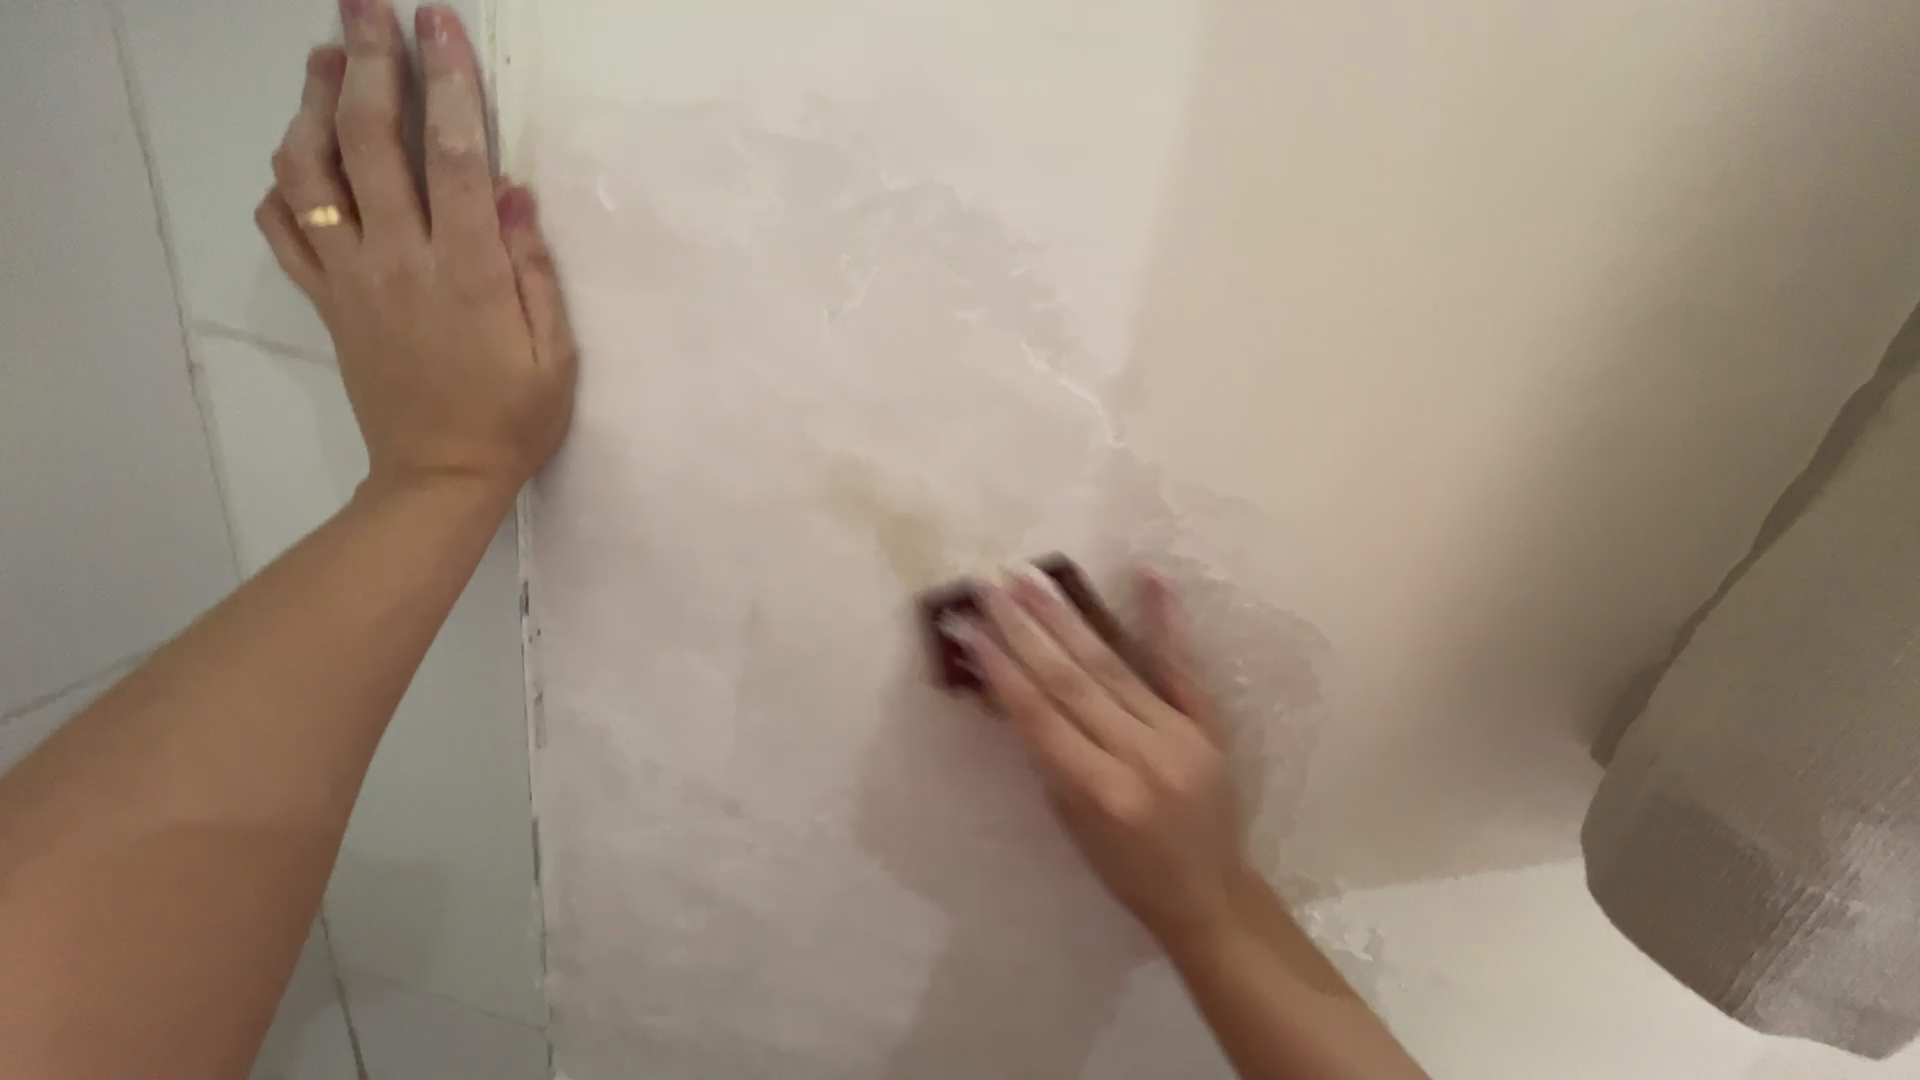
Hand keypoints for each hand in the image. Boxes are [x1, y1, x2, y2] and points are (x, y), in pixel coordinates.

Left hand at [258, 0, 575, 498]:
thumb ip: (535, 272)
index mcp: (469, 274)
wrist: (443, 474)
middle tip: (369, 9)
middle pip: (367, 142)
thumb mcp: (557, 355)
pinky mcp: (327, 300)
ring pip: (309, 170)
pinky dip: (283, 182)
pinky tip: (299, 158)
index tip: (440, 26)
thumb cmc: (516, 418)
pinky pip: (284, 227)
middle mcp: (400, 261)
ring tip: (324, 58)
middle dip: (367, 63)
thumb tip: (511, 193)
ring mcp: (352, 278)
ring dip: (311, 102)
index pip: (451, 158)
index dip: (447, 86)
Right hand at [950, 565, 1246, 946]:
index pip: (1039, 715)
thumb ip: (1047, 754)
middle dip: (1025, 629)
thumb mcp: (1071, 822)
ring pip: (1113, 664)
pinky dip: (1164, 619)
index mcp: (1101, 791)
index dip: (1000, 667)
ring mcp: (1180, 735)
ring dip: (1067, 617)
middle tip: (993, 586)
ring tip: (1033, 579)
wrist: (1210, 895)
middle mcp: (1140, 756)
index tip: (968, 627)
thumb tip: (1011, 690)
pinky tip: (1148, 575)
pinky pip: (1183, 666)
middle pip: (1070, 679)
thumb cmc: (1126, 871)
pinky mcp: (1209, 724)